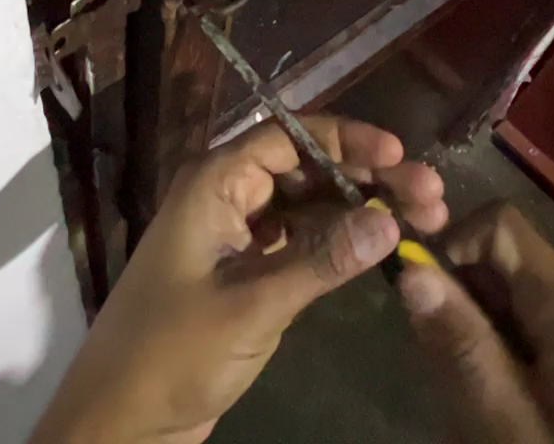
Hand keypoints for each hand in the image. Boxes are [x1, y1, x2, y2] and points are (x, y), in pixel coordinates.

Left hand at [30, 116, 447, 443]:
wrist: (123, 415)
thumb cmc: (174, 348)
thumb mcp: (253, 304)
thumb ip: (321, 260)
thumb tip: (389, 218)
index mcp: (214, 182)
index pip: (286, 138)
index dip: (345, 139)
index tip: (400, 151)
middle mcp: (226, 194)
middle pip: (304, 168)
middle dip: (364, 174)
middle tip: (430, 192)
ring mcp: (237, 232)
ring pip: (306, 203)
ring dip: (358, 207)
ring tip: (423, 216)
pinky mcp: (247, 267)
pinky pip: (298, 238)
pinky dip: (336, 239)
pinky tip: (378, 245)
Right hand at [394, 202, 553, 443]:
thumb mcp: (509, 426)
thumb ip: (462, 345)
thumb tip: (410, 266)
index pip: (499, 224)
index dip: (453, 246)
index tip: (423, 298)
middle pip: (499, 261)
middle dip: (456, 297)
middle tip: (439, 360)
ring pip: (506, 301)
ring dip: (470, 333)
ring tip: (465, 395)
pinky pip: (525, 336)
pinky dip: (495, 357)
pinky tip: (495, 409)